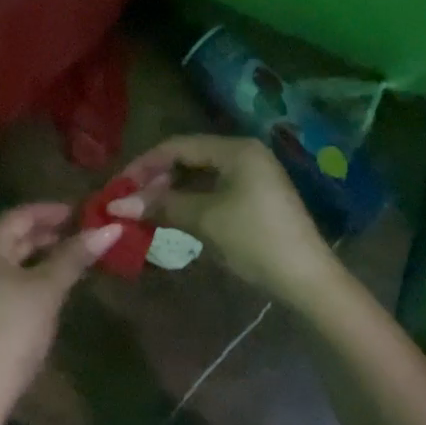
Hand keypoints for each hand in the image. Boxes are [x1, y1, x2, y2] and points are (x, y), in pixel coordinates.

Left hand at [0, 204, 122, 403]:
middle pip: (9, 238)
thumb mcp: (47, 290)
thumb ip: (74, 257)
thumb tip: (110, 228)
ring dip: (36, 259)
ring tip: (68, 264)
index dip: (51, 211)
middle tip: (80, 238)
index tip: (82, 213)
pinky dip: (23, 280)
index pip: (19, 215)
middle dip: (45, 235)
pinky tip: (43, 295)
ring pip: (4, 264)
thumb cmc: (10, 332)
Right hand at [107, 135, 336, 301]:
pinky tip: (173, 217)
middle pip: (189, 157)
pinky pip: (214, 189)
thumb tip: (118, 205)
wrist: (307, 279)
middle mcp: (245, 153)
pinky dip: (191, 200)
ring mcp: (253, 175)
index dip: (144, 165)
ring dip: (172, 191)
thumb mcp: (205, 220)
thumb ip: (162, 206)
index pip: (178, 146)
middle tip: (129, 201)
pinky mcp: (256, 197)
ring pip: (201, 175)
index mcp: (236, 148)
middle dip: (156, 178)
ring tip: (145, 211)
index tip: (118, 187)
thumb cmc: (255, 240)